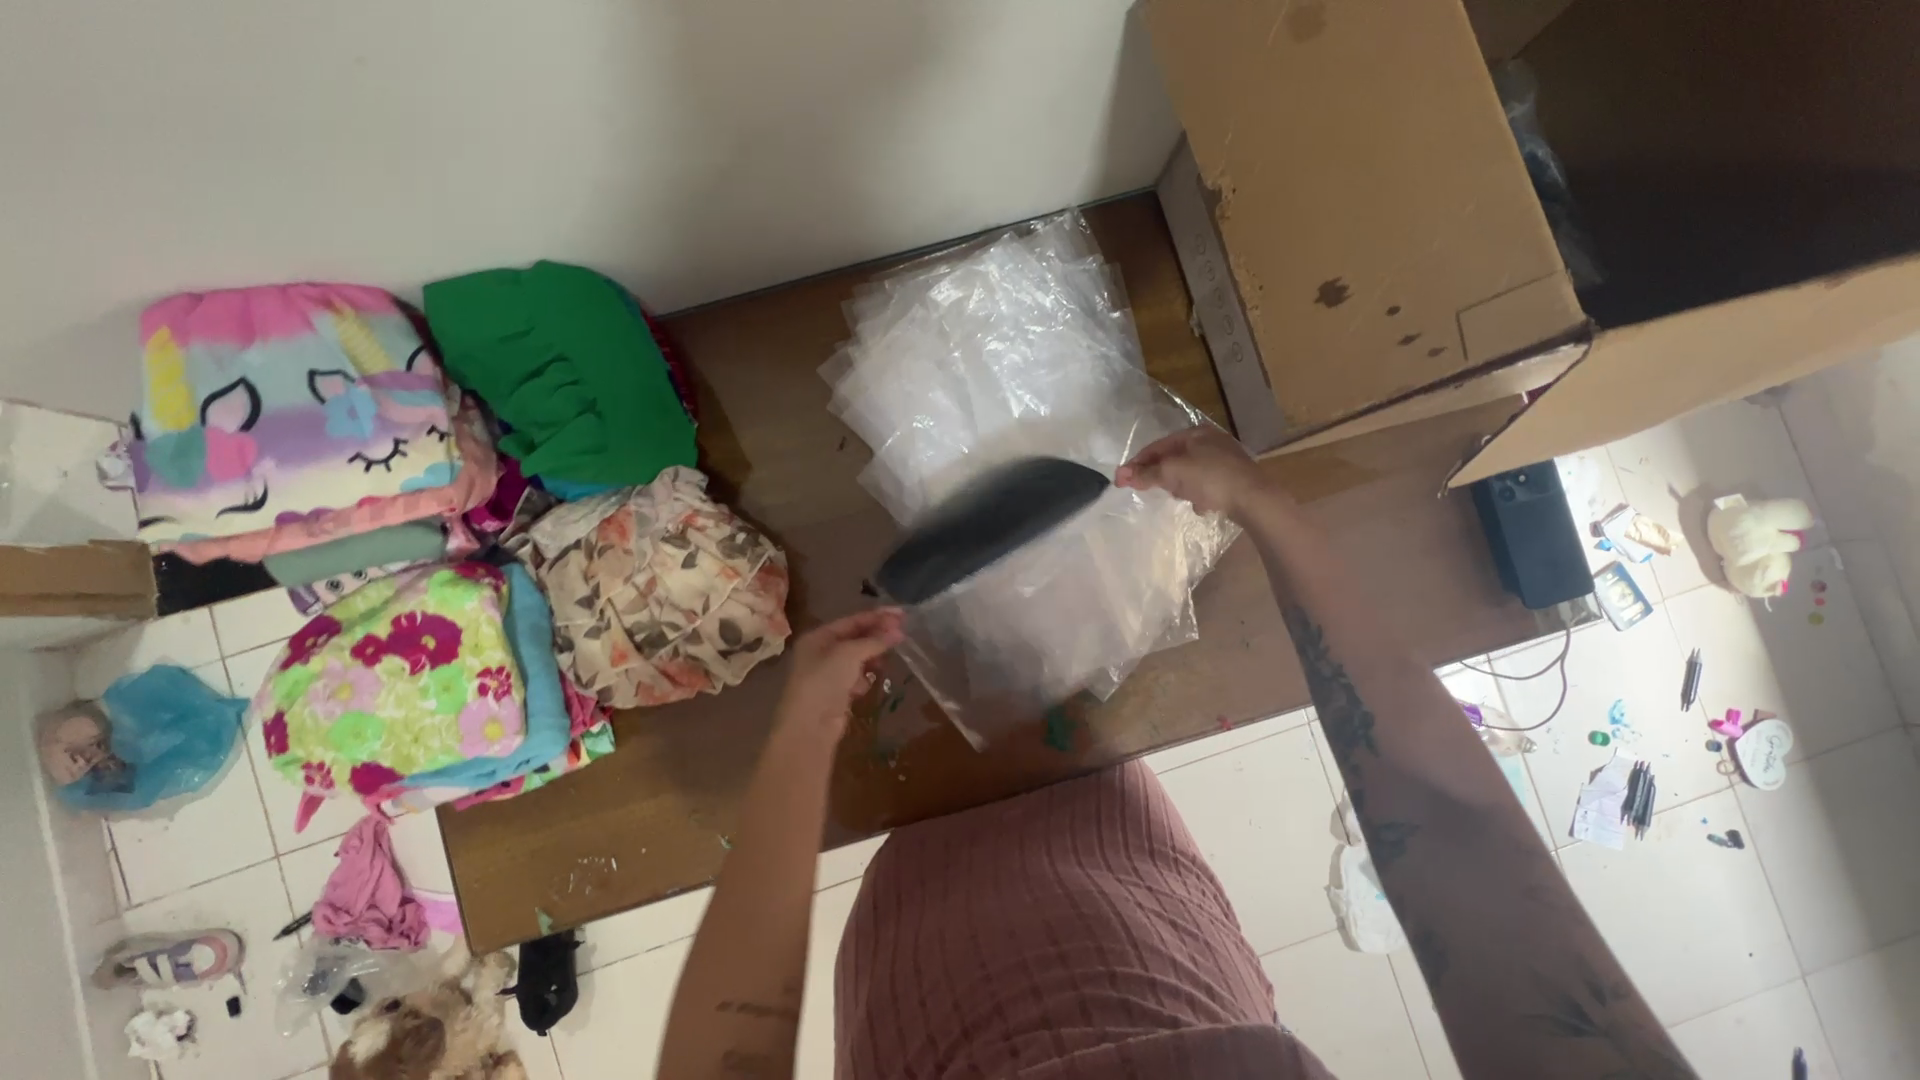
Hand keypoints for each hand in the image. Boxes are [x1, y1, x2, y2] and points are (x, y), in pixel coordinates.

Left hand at [773, 609, 905, 739]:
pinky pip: (856, 678)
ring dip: (872, 657)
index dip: (876, 616)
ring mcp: (828, 674)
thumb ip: (873, 641)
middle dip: (877, 636)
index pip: (851, 620)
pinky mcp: (836, 694)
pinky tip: (868, 684)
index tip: (902, 614)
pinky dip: (864, 679)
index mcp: (817, 637)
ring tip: (888, 658)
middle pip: (855, 638)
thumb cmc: (824, 681)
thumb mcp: (849, 654)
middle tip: (903, 633)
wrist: (809, 726)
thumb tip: (898, 631)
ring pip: (857, 659)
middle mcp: (821, 653)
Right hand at [1115, 425, 1275, 517]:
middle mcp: (1211, 441)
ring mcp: (1225, 460)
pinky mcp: (1234, 478)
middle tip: (1147, 488)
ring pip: (1190, 472)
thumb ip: (1146, 474)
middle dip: (1159, 474)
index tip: (1122, 480)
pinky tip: (1200, 505)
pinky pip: (1206, 484)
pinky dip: (1198, 493)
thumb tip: (1121, 475)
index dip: (1137, 463)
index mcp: (1195, 433)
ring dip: (1179, 485)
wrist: (1253, 498)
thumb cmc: (1210, 478)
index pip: (1157, 446)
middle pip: (1173, 458)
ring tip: (1177, 497)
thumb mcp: (1172, 473)